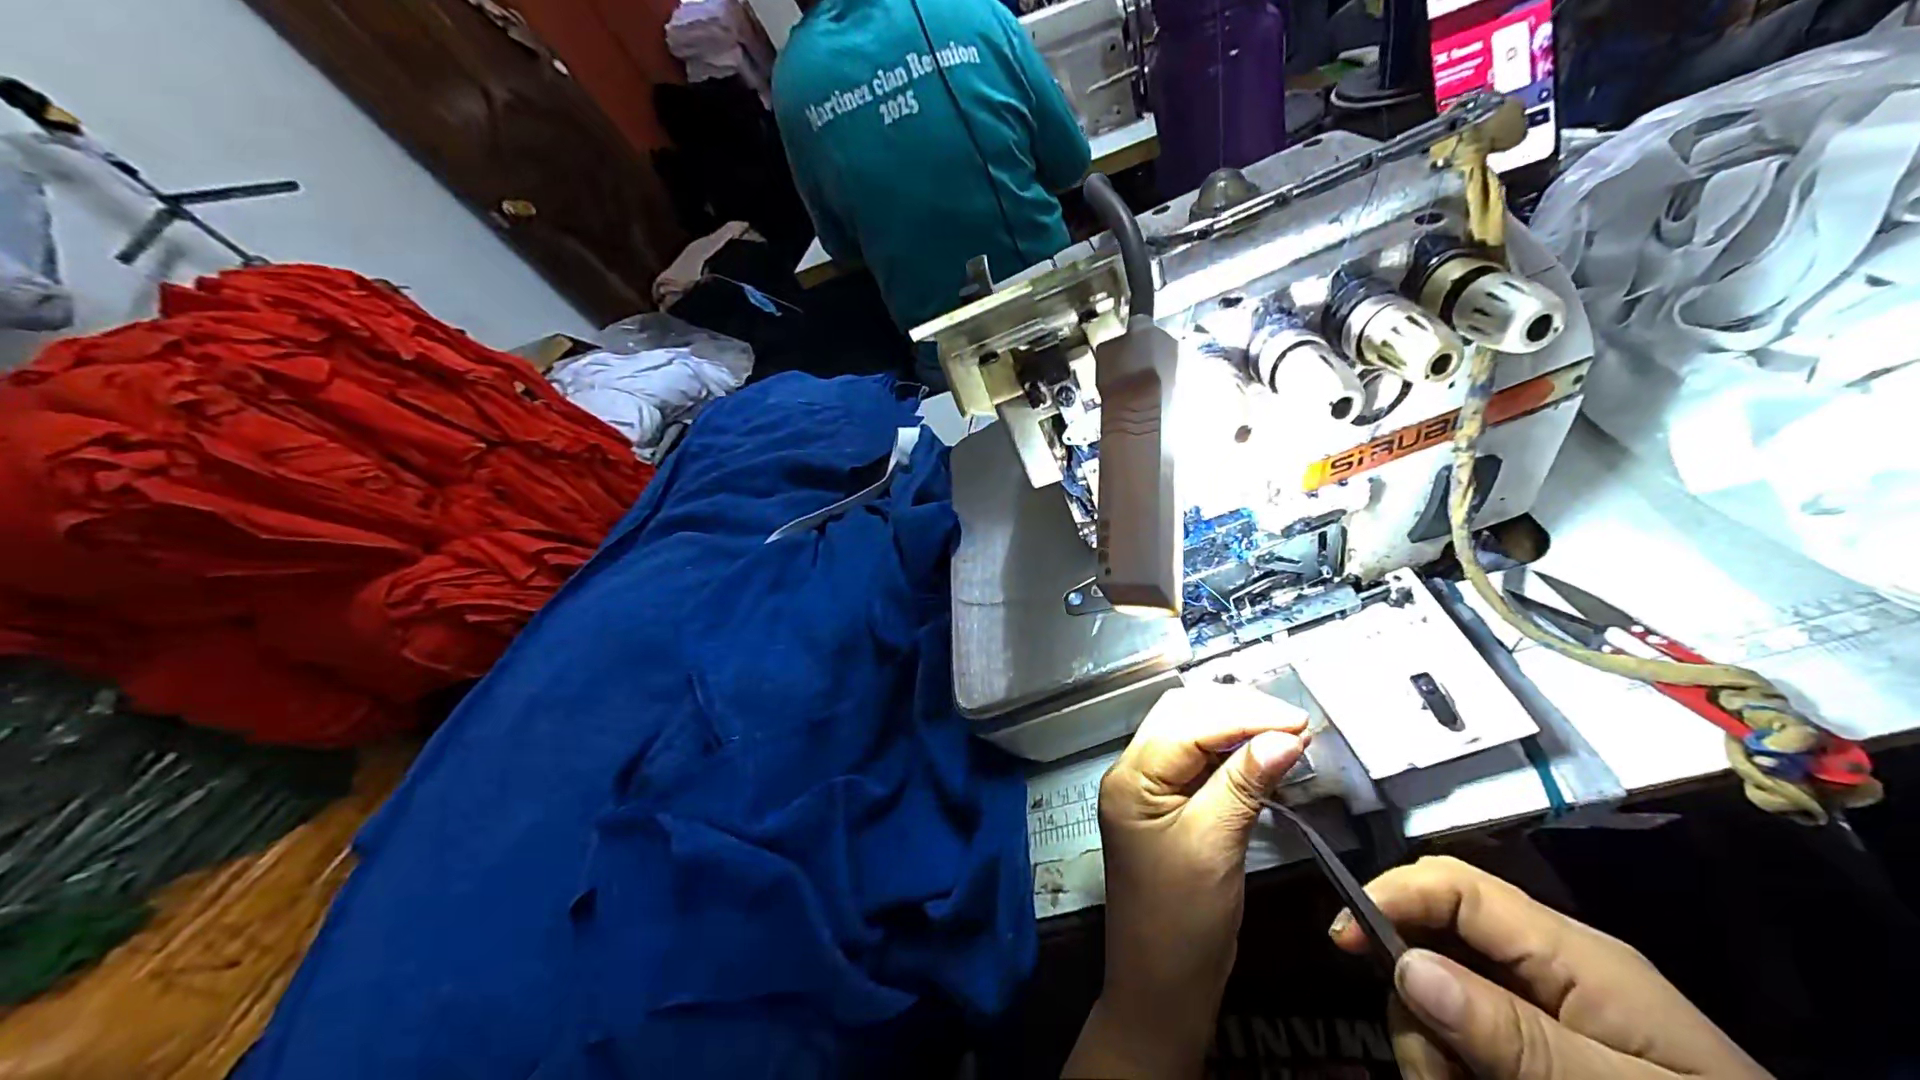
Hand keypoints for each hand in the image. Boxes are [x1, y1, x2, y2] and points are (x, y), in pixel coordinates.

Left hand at [1063, 684, 1309, 1079]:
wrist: (1162, 985)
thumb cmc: (1181, 920)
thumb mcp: (1213, 846)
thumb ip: (1243, 785)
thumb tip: (1285, 735)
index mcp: (1130, 777)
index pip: (1186, 722)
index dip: (1243, 714)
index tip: (1300, 721)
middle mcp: (1134, 772)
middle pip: (1184, 716)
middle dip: (1238, 711)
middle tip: (1296, 725)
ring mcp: (1151, 788)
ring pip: (1192, 733)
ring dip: (1238, 727)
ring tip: (1288, 735)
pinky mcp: (1170, 805)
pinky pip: (1201, 762)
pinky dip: (1234, 754)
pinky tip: (1265, 756)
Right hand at [1331, 856, 1770, 1079]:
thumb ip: (1515, 1035)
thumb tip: (1404, 965)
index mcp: (1574, 954)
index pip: (1457, 884)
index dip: (1390, 893)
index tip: (1341, 940)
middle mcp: (1548, 966)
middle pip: (1435, 934)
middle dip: (1409, 990)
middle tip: (1431, 1067)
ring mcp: (1542, 1007)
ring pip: (1437, 989)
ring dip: (1429, 1043)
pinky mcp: (1537, 1044)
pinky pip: (1461, 1028)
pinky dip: (1448, 1061)